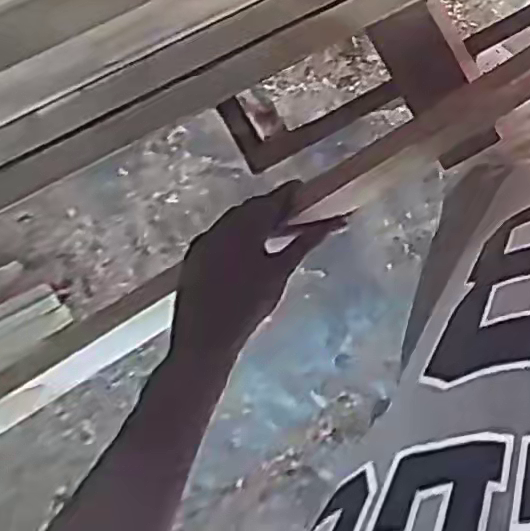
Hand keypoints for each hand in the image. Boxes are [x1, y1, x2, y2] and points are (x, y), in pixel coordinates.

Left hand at [171, 182, 344, 362]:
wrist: (203, 341)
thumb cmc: (249, 303)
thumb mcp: (282, 270)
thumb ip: (305, 242)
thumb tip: (334, 223)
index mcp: (244, 228)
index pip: (272, 200)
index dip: (290, 193)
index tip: (305, 189)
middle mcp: (220, 229)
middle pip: (252, 208)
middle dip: (274, 206)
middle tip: (296, 211)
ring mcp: (204, 243)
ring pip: (235, 220)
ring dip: (257, 219)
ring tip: (278, 228)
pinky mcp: (194, 258)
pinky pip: (222, 233)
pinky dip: (240, 232)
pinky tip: (253, 245)